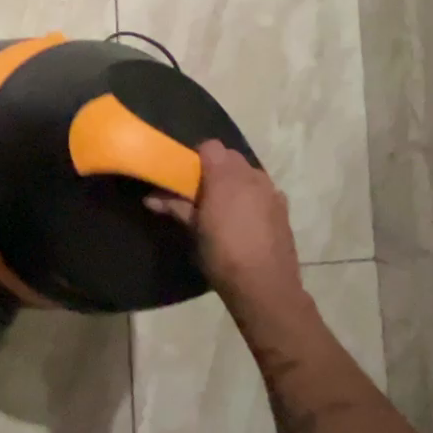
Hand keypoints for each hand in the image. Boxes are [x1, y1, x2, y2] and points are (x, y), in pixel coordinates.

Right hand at [145, 141, 306, 314]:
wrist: (265, 286)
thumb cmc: (222, 253)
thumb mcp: (192, 229)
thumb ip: (174, 206)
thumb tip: (149, 198)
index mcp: (225, 176)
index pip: (210, 146)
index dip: (197, 157)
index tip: (187, 175)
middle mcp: (251, 176)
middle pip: (230, 157)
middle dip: (215, 168)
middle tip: (201, 191)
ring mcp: (271, 191)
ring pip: (248, 172)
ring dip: (235, 181)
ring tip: (224, 205)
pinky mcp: (284, 208)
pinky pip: (264, 190)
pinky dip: (253, 195)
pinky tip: (245, 217)